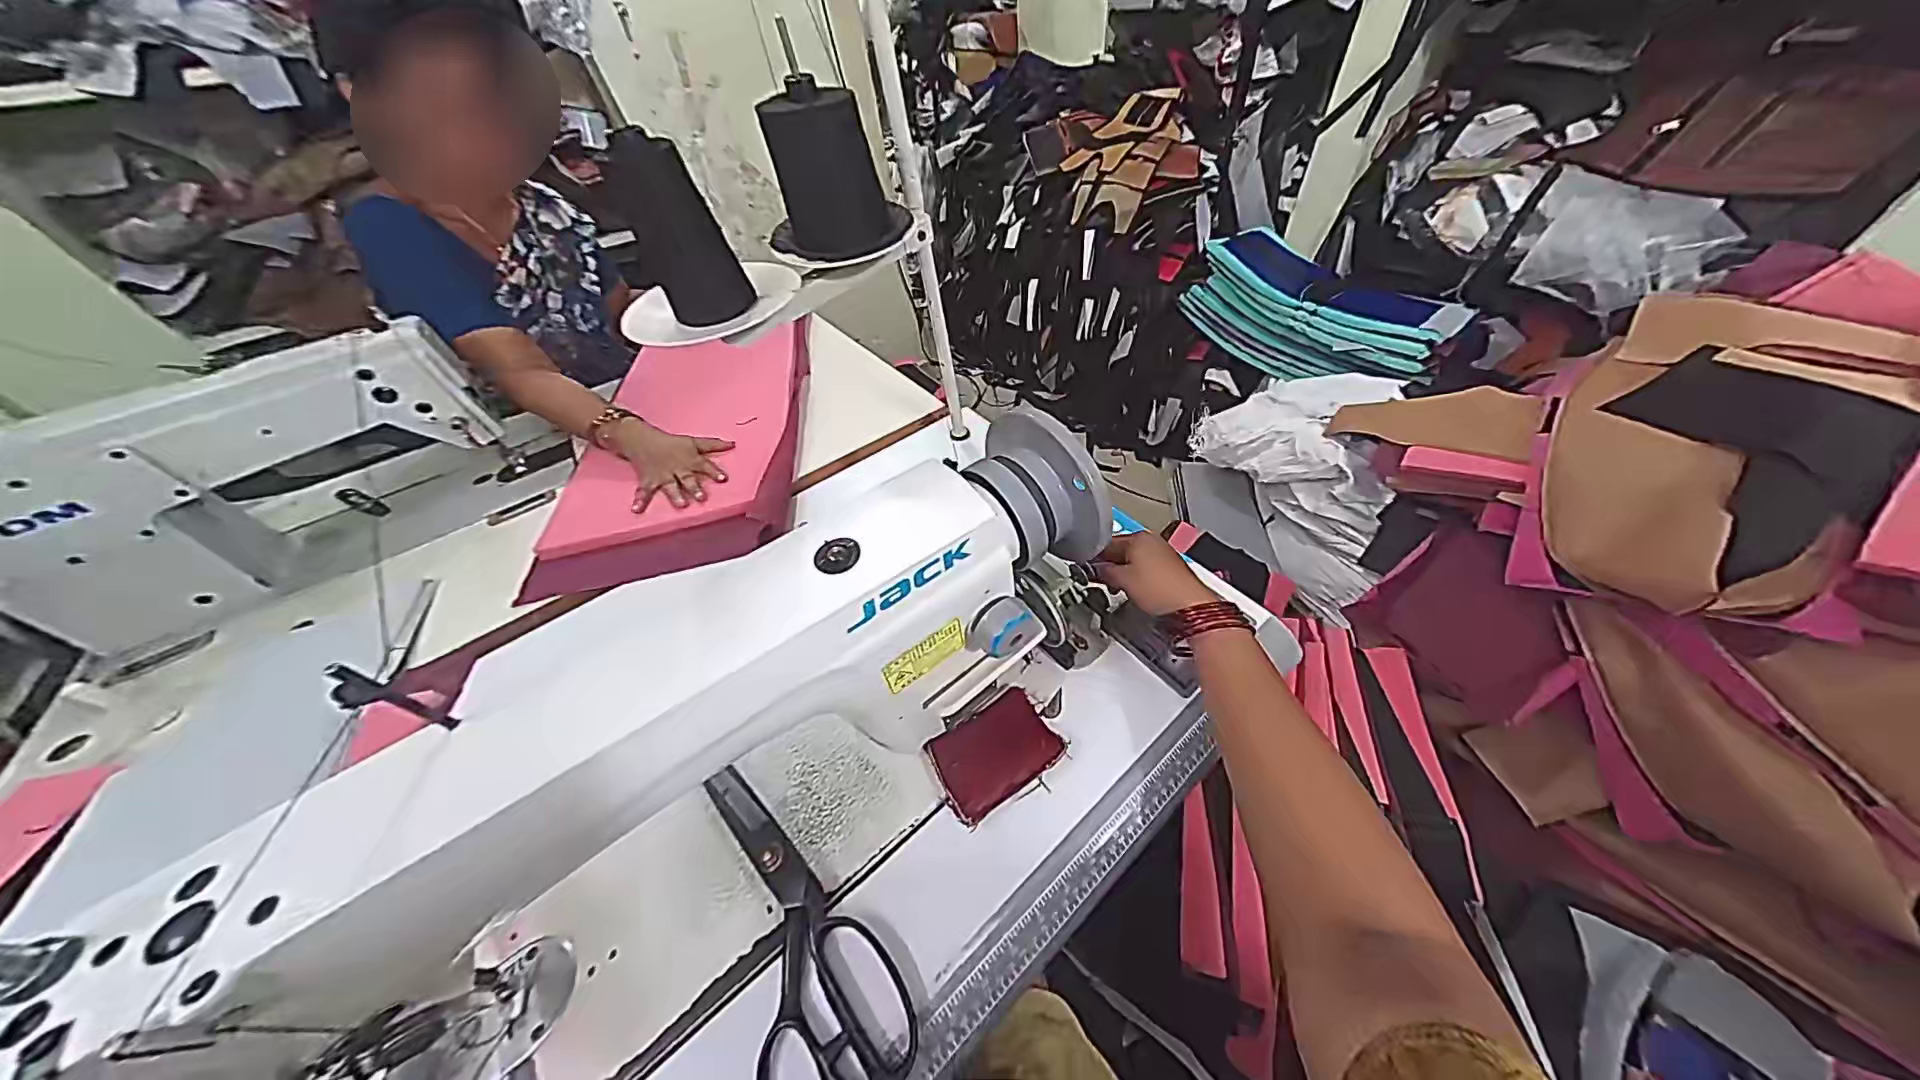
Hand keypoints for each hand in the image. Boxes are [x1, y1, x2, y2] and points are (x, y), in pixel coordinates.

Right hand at [606, 418, 733, 510]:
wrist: (640, 439)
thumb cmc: (671, 443)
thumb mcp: (693, 442)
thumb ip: (713, 445)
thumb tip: (732, 444)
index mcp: (690, 460)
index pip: (705, 466)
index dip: (714, 472)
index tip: (723, 478)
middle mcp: (678, 469)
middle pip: (688, 479)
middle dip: (695, 487)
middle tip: (702, 497)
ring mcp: (663, 476)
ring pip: (670, 486)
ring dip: (676, 495)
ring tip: (682, 504)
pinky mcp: (649, 481)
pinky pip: (644, 491)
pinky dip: (640, 500)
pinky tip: (637, 509)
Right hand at [1092, 532, 1217, 615]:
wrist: (1190, 607)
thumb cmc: (1163, 590)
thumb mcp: (1123, 580)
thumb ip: (1104, 571)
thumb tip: (1096, 569)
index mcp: (1140, 537)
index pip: (1107, 543)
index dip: (1094, 558)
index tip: (1086, 568)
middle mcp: (1153, 541)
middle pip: (1121, 551)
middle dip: (1109, 566)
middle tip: (1099, 580)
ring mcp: (1163, 554)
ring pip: (1133, 561)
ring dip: (1122, 573)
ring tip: (1117, 588)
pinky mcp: (1169, 569)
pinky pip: (1145, 569)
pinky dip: (1136, 578)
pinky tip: (1133, 591)